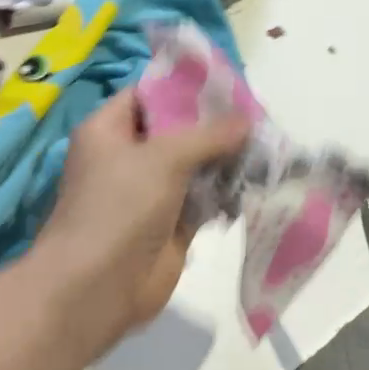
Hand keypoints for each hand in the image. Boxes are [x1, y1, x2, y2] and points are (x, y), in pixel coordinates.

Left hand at [27, 88, 249, 353]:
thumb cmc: (119, 207)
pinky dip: (226, 194)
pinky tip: (260, 185)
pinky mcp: (168, 225)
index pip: (147, 94)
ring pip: (193, 166)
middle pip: (175, 131)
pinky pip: (203, 200)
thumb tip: (246, 119)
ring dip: (227, 161)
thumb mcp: (162, 157)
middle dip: (215, 126)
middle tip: (262, 117)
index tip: (230, 84)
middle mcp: (125, 156)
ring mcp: (147, 192)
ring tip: (271, 149)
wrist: (97, 285)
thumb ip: (207, 135)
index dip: (185, 87)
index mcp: (107, 130)